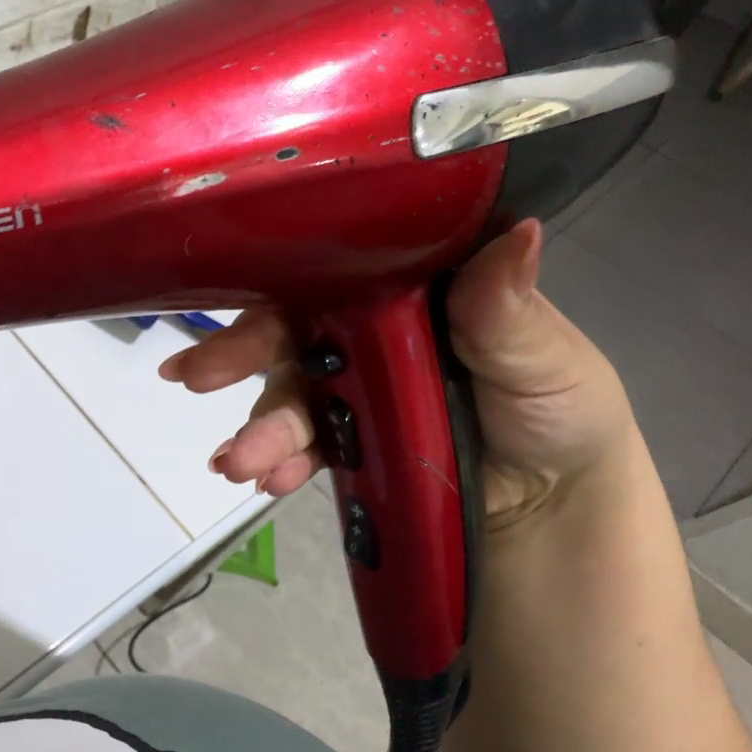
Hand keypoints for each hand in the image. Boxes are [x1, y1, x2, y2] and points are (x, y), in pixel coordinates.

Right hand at [159, 220, 637, 530]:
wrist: (552, 518)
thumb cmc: (557, 418)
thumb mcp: (545, 361)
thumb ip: (507, 312)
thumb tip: (518, 233)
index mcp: (407, 292)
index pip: (331, 270)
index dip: (277, 275)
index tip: (228, 288)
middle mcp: (366, 332)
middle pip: (289, 331)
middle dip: (237, 352)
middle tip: (193, 376)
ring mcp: (347, 389)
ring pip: (285, 393)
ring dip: (256, 426)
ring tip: (239, 464)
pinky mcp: (340, 440)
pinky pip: (298, 444)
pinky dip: (275, 461)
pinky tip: (266, 481)